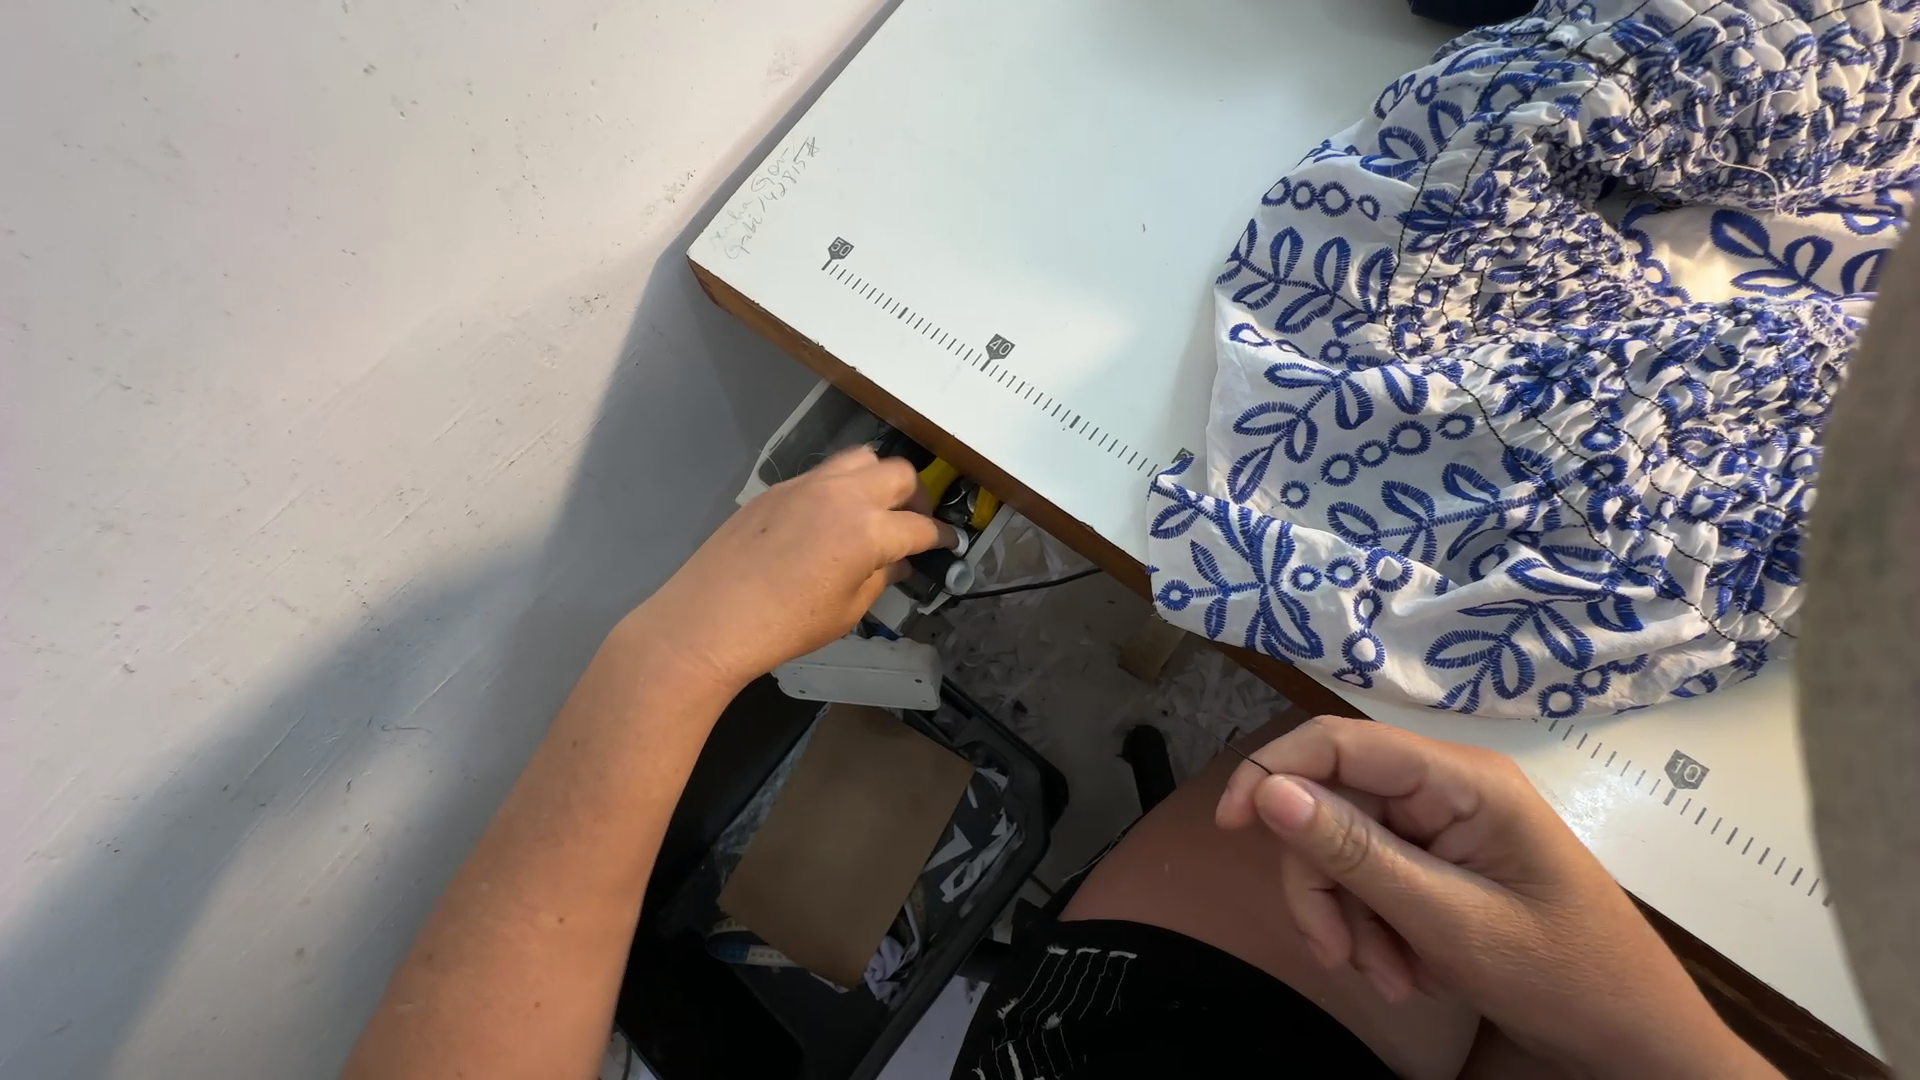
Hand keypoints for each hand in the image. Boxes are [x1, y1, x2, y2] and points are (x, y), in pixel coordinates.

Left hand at [628, 446, 956, 691]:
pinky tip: (831, 519)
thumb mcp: (847, 610)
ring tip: (876, 508)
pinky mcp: (778, 488)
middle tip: (914, 522)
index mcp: (867, 530)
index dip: (941, 536)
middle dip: (916, 496)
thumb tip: (897, 562)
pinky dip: (842, 487)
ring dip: (879, 479)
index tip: (949, 542)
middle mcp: (843, 494)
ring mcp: (807, 485)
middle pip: (898, 473)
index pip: (920, 526)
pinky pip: (824, 474)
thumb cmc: (786, 626)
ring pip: (861, 458)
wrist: (711, 618)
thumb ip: (880, 578)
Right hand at [1215, 716, 1776, 1077]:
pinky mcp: (1432, 855)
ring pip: (1340, 845)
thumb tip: (1269, 792)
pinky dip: (1367, 924)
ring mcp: (1436, 821)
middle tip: (1332, 951)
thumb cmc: (1570, 980)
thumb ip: (1357, 854)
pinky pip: (1365, 874)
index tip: (1230, 824)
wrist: (1643, 1051)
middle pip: (1331, 804)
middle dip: (1322, 881)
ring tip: (1386, 977)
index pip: (1336, 743)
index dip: (1273, 770)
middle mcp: (1440, 785)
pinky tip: (1403, 971)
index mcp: (1458, 778)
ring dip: (1346, 914)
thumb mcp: (1455, 923)